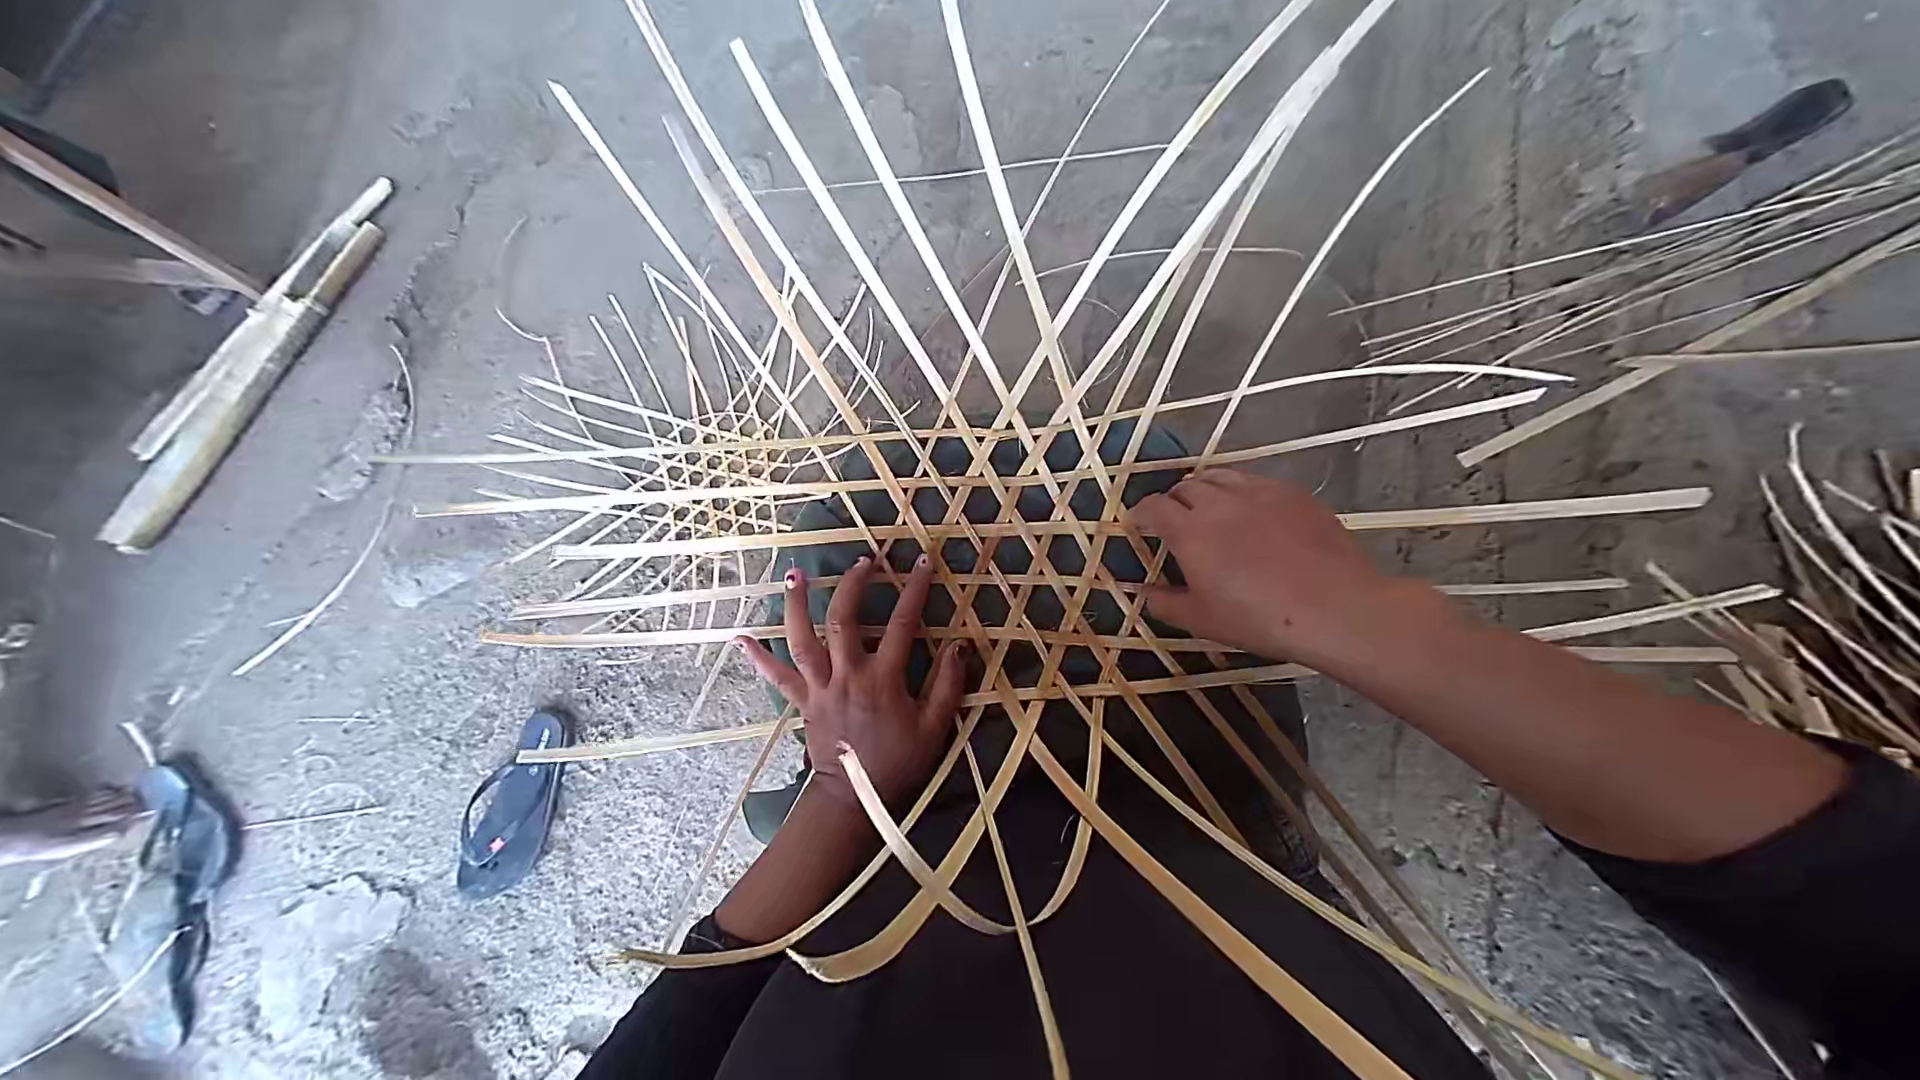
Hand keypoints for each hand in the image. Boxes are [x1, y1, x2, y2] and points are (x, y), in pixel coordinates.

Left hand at [736, 553, 968, 807]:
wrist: (856, 801)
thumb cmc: (899, 763)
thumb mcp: (936, 727)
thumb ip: (949, 685)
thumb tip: (960, 646)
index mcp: (883, 680)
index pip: (903, 624)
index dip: (915, 590)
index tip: (924, 562)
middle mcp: (847, 675)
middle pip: (844, 619)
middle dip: (853, 583)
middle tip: (862, 560)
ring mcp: (820, 687)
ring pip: (803, 639)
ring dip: (797, 604)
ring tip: (794, 574)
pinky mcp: (802, 701)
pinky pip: (778, 677)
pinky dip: (759, 657)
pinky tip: (741, 638)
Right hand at [1128, 469, 1408, 668]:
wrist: (1336, 609)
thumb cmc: (1260, 619)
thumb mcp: (1203, 620)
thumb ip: (1164, 604)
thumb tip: (1142, 593)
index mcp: (1190, 532)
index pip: (1153, 507)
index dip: (1140, 513)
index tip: (1138, 524)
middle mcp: (1220, 503)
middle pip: (1184, 486)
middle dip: (1172, 500)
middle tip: (1174, 521)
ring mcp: (1260, 493)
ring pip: (1219, 476)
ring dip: (1204, 489)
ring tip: (1208, 509)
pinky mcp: (1293, 493)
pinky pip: (1255, 482)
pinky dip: (1240, 492)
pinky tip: (1251, 514)